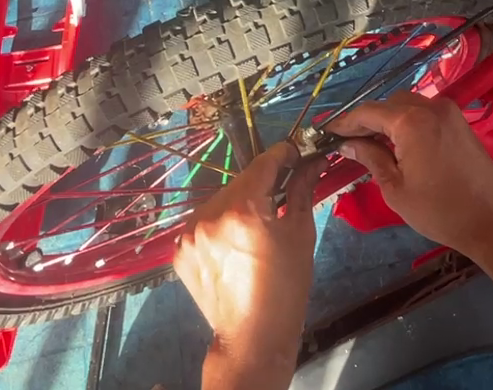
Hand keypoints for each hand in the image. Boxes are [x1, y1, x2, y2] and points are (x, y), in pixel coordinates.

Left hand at [173, 141, 322, 388]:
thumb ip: (302, 190)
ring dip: (239, 204)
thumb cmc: (285, 288)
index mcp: (243, 209)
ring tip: (255, 228)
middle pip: (242, 182)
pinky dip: (220, 225)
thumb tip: (313, 161)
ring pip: (222, 200)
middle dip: (262, 185)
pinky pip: (204, 223)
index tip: (295, 154)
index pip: (263, 163)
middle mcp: (210, 214)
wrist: (252, 339)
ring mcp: (190, 233)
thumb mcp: (300, 234)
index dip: (282, 154)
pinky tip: (234, 245)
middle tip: (280, 197)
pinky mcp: (180, 250)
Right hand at [326, 93, 492, 256]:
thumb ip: (370, 158)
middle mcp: (430, 107)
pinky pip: (425, 112)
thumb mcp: (395, 189)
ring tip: (375, 144)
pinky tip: (401, 143)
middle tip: (351, 142)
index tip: (329, 132)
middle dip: (368, 120)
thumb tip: (348, 143)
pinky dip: (408, 122)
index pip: (368, 112)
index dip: (346, 122)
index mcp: (411, 121)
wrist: (492, 220)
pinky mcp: (459, 121)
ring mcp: (448, 111)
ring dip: (389, 120)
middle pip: (388, 104)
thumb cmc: (440, 211)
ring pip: (407, 105)